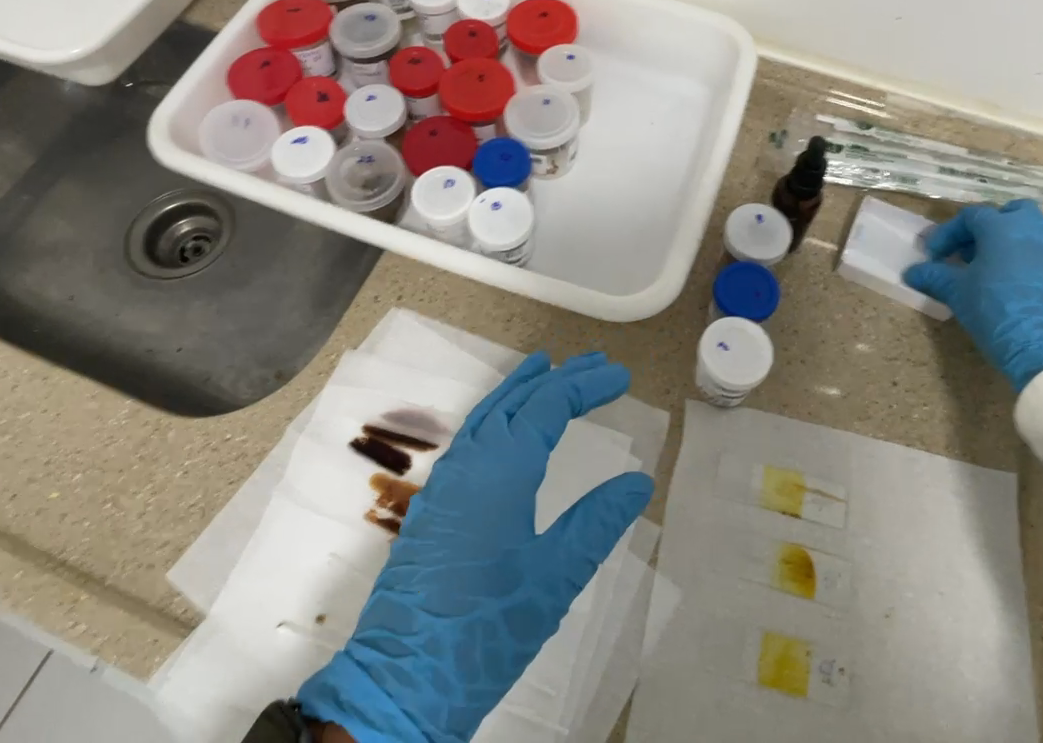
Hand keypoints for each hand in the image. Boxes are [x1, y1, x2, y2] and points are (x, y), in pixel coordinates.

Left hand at [297, 352, 654, 742]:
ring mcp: (445, 484)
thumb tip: (638, 480)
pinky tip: (506, 428)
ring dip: (520, 390)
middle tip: (595, 362)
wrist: (404, 679)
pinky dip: (496, 415)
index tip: (620, 376)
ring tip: (546, 369)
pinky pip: (470, 439)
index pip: (547, 407)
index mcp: (501, 470)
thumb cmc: (487, 627)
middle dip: (557, 378)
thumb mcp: (556, 577)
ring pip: (486, 415)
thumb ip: (597, 522)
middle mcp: (469, 464)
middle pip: (515, 401)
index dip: (585, 386)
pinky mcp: (434, 507)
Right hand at [902, 199, 1042, 391]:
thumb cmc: (997, 312)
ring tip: (1006, 273)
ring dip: (1020, 245)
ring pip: (1041, 233)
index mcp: (1002, 228)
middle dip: (993, 228)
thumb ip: (934, 276)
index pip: (970, 217)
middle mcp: (1038, 228)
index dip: (948, 234)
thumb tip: (913, 272)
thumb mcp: (957, 294)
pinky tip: (1033, 291)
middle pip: (1014, 213)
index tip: (936, 256)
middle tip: (976, 255)